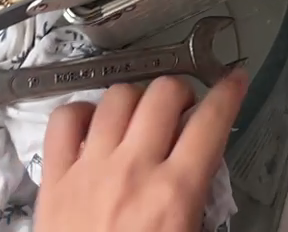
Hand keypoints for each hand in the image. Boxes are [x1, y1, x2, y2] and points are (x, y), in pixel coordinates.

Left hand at [35, 71, 246, 231]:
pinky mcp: (54, 179)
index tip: (233, 81)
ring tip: (141, 118)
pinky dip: (80, 113)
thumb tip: (207, 175)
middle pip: (164, 93)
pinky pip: (64, 119)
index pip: (211, 120)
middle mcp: (134, 171)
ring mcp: (90, 169)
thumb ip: (202, 206)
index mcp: (174, 196)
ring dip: (136, 100)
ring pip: (118, 96)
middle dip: (181, 94)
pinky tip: (93, 127)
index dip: (228, 92)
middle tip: (184, 112)